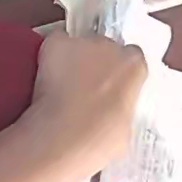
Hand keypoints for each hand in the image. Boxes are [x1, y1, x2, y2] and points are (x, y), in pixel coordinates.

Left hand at [18, 33, 147, 181]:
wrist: (66, 136)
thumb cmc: (103, 139)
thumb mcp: (126, 125)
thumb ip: (122, 106)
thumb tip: (112, 110)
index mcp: (134, 65)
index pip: (131, 58)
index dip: (119, 72)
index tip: (111, 88)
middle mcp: (111, 45)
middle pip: (105, 48)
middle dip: (96, 64)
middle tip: (85, 89)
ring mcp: (82, 42)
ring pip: (79, 45)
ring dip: (74, 60)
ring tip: (62, 85)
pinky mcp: (56, 44)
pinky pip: (56, 42)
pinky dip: (51, 54)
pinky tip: (46, 73)